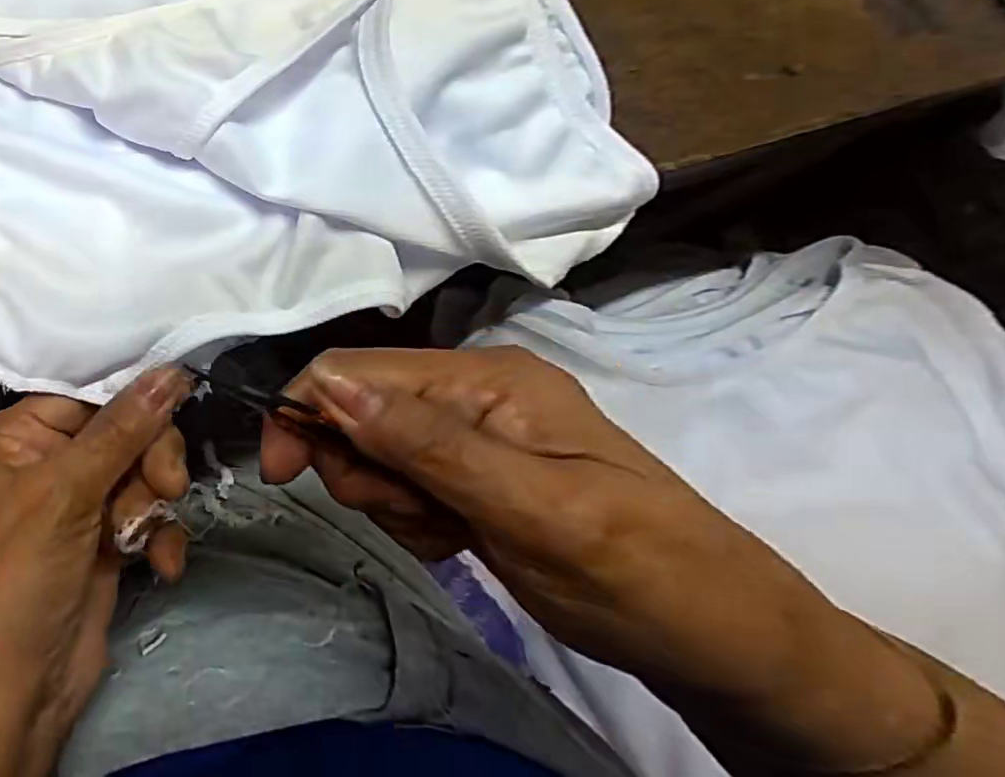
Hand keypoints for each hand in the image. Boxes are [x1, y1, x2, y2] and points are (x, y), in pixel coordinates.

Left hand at [0, 368, 191, 776]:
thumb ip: (123, 429)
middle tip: (167, 487)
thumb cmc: (22, 574)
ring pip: (142, 470)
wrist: (18, 692)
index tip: (177, 402)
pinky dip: (159, 534)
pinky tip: (161, 564)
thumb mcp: (67, 493)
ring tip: (144, 535)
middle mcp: (47, 460)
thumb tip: (170, 371)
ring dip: (153, 503)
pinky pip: (147, 511)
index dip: (132, 399)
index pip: (87, 394)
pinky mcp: (106, 534)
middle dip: (149, 460)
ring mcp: (79, 500)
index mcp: (17, 436)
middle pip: (123, 430)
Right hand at [262, 347, 947, 771]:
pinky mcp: (465, 469)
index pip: (358, 368)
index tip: (283, 473)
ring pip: (371, 449)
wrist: (721, 636)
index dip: (307, 410)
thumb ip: (431, 444)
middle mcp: (470, 389)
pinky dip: (409, 515)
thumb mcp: (538, 510)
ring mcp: (468, 430)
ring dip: (388, 498)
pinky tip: (455, 538)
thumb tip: (332, 386)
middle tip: (414, 514)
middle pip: (357, 407)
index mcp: (486, 376)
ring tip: (448, 532)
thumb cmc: (644, 570)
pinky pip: (398, 482)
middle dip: (362, 467)